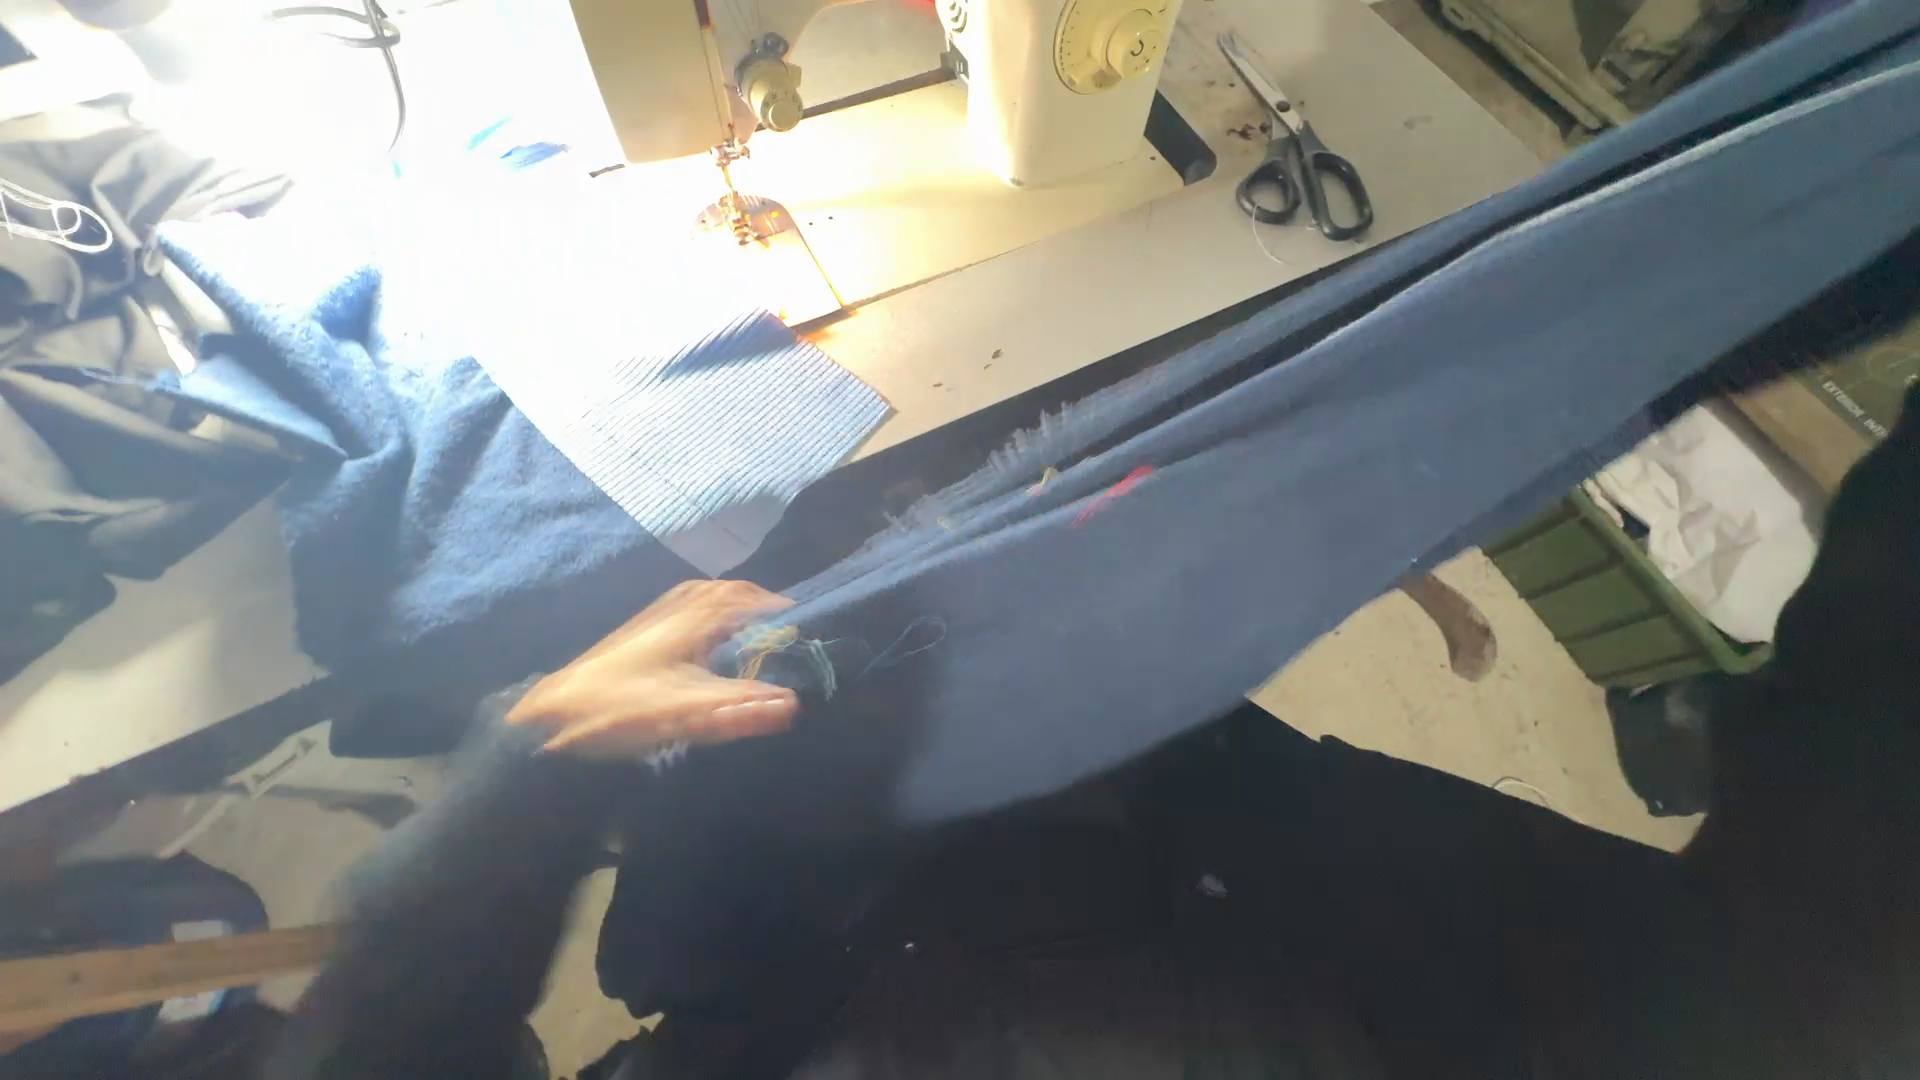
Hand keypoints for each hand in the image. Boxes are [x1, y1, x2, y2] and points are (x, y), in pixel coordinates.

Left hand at [507, 580, 798, 757]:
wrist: (547, 721)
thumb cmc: (619, 710)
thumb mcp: (685, 714)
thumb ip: (740, 710)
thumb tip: (795, 705)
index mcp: (694, 615)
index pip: (753, 598)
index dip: (784, 612)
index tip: (808, 631)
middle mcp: (678, 605)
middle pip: (733, 593)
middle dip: (763, 608)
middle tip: (787, 634)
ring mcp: (658, 615)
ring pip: (711, 600)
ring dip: (738, 611)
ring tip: (759, 637)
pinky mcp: (644, 631)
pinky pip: (693, 611)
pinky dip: (716, 619)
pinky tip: (714, 646)